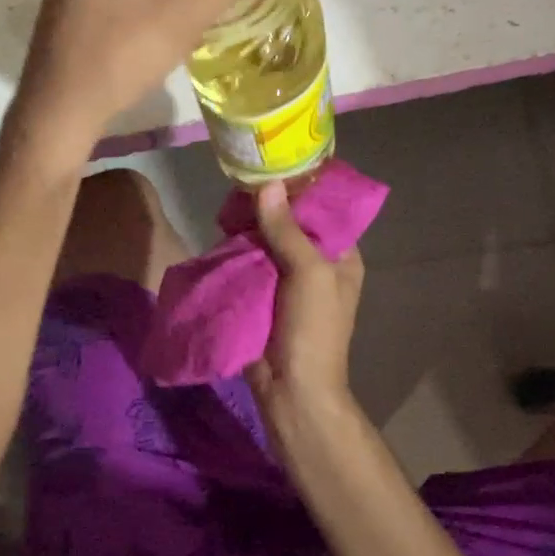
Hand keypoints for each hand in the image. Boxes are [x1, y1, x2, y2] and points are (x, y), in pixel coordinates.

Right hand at [244, 179, 364, 431]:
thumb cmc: (313, 330)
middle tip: (237, 187)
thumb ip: (286, 229)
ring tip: (222, 209)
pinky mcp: (258, 295)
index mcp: (340, 255)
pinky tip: (214, 237)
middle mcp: (313, 263)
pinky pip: (244, 264)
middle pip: (288, 222)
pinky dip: (231, 252)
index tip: (271, 166)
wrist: (291, 389)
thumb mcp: (308, 273)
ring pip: (262, 242)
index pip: (322, 209)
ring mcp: (284, 280)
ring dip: (244, 230)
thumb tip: (267, 185)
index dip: (300, 188)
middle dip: (264, 207)